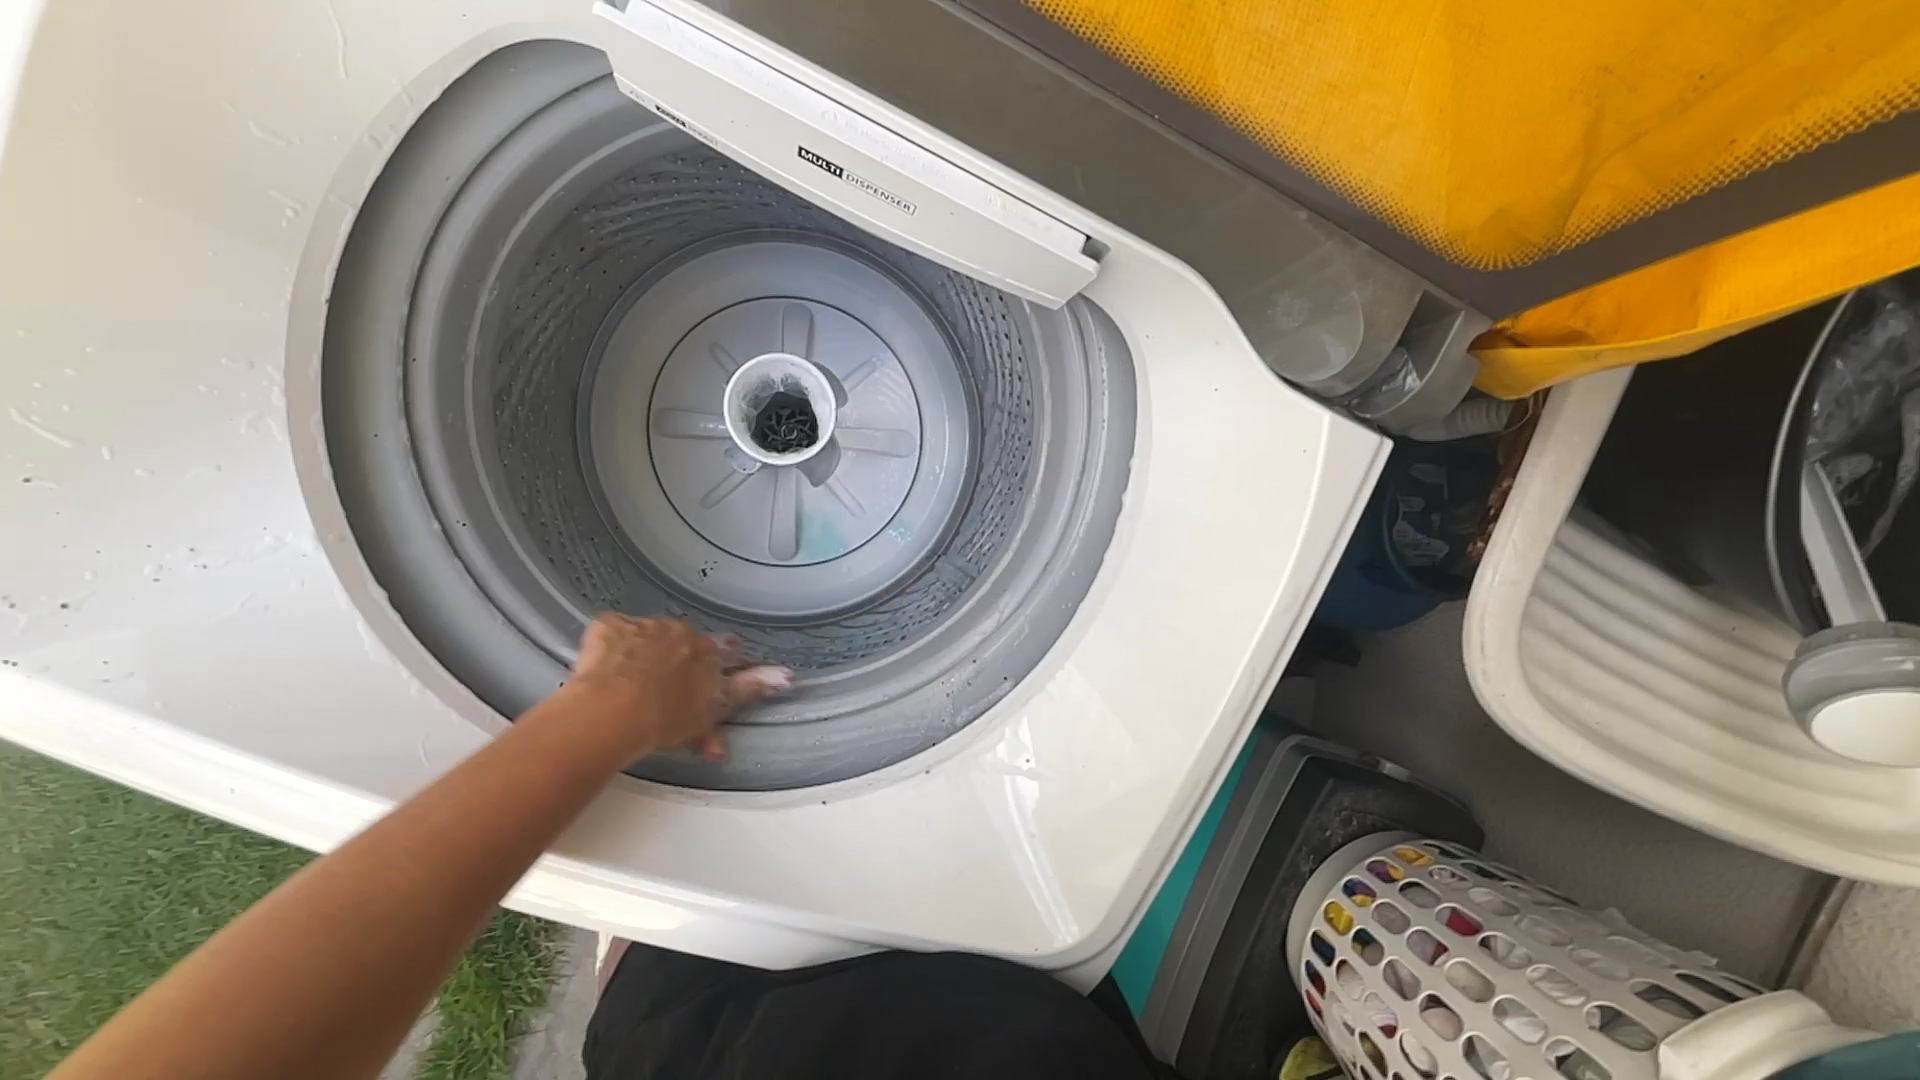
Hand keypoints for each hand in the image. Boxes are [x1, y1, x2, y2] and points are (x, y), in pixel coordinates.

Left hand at [566, 614, 792, 760]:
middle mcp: (681, 634)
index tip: (729, 652)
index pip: (724, 650)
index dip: (725, 654)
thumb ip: (739, 700)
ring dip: (644, 648)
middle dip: (684, 651)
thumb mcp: (708, 715)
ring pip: (649, 633)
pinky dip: (608, 643)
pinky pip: (612, 629)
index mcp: (707, 655)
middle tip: (673, 673)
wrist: (612, 711)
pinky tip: (601, 663)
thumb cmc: (661, 719)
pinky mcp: (611, 625)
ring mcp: (644, 628)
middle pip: (688, 639)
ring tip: (630, 676)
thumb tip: (772, 693)